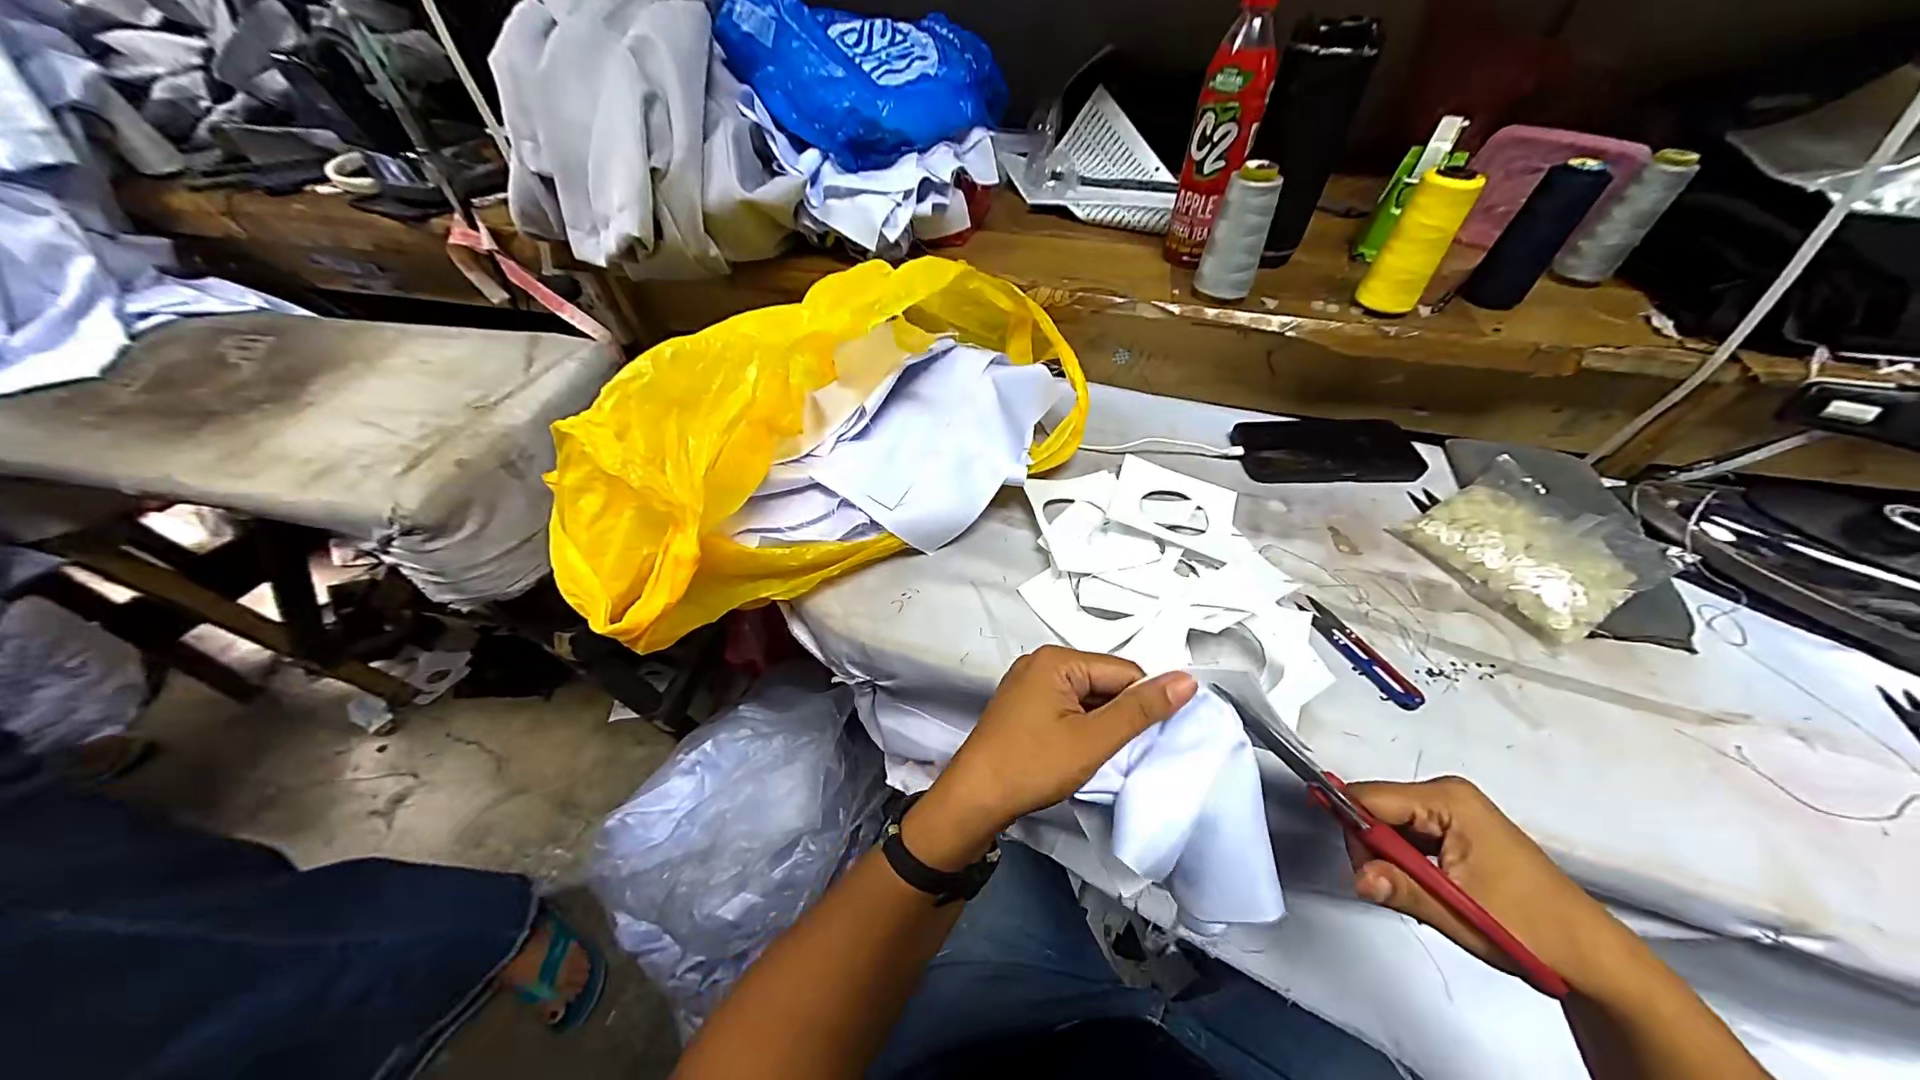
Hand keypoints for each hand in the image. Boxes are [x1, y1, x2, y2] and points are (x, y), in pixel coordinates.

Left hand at [903, 646, 1196, 869]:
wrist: (973, 799)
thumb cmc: (1029, 766)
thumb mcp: (1094, 740)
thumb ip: (1141, 710)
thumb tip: (1184, 681)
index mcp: (1056, 660)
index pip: (1124, 671)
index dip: (1142, 705)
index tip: (1147, 738)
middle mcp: (1040, 663)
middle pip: (1105, 682)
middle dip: (1118, 715)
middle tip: (1116, 751)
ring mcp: (1028, 684)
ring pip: (1087, 697)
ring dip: (1100, 724)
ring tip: (1093, 754)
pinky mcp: (1023, 706)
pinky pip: (1066, 707)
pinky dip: (1080, 727)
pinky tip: (1076, 752)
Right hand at [1343, 777, 1638, 992]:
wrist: (1590, 957)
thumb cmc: (1537, 928)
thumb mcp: (1458, 911)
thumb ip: (1400, 888)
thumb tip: (1359, 875)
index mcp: (1448, 798)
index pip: (1367, 798)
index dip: (1356, 833)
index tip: (1363, 870)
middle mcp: (1448, 794)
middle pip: (1374, 809)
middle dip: (1374, 850)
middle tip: (1397, 889)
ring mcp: (1452, 810)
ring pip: (1387, 824)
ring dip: (1391, 859)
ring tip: (1422, 893)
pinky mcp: (1454, 828)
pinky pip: (1405, 834)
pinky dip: (1404, 861)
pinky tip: (1428, 886)